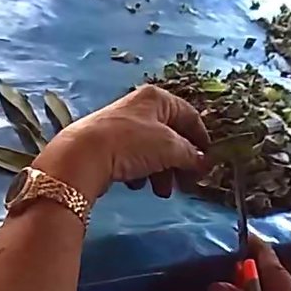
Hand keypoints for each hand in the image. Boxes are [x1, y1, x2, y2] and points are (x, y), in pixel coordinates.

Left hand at [33, 85, 208, 200]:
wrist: (83, 156)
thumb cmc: (131, 144)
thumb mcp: (170, 148)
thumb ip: (190, 155)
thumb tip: (202, 163)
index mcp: (157, 98)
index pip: (189, 117)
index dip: (201, 140)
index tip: (207, 163)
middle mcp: (138, 108)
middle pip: (169, 137)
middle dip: (178, 163)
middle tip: (184, 185)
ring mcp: (120, 126)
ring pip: (150, 151)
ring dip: (160, 173)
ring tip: (160, 192)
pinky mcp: (105, 146)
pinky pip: (131, 160)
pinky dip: (139, 173)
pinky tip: (135, 186)